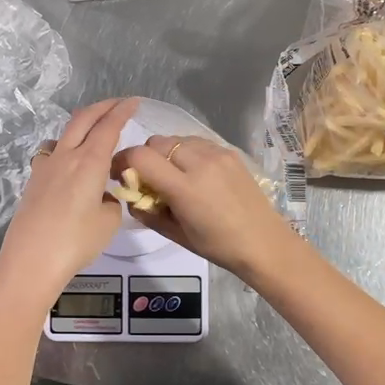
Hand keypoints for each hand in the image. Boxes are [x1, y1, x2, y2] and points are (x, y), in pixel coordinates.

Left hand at [0, 98, 138, 292]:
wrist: (30, 260)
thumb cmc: (75, 241)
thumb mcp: (108, 223)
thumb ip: (111, 202)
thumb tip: (103, 196)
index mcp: (89, 161)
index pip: (109, 126)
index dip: (122, 111)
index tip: (134, 102)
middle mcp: (66, 156)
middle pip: (83, 119)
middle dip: (102, 107)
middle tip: (118, 104)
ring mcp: (45, 167)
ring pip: (65, 134)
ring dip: (83, 125)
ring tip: (95, 131)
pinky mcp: (33, 181)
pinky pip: (53, 153)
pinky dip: (67, 146)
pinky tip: (71, 162)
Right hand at [112, 135, 302, 278]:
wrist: (263, 242)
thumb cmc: (217, 246)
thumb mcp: (175, 234)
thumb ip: (147, 212)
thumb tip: (130, 196)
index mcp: (184, 187)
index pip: (140, 156)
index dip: (123, 162)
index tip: (120, 175)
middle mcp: (199, 163)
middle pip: (156, 142)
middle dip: (144, 157)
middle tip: (147, 178)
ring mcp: (217, 154)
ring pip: (176, 138)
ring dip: (166, 153)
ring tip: (172, 175)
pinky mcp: (230, 152)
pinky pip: (197, 142)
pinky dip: (186, 152)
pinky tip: (194, 173)